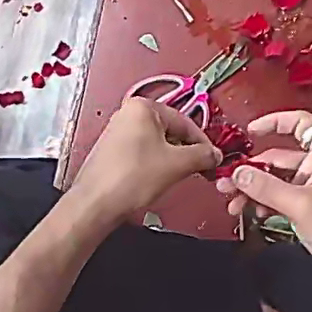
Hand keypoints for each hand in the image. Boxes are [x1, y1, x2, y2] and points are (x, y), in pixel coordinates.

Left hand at [66, 97, 220, 223]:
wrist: (95, 204)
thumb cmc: (132, 178)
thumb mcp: (177, 164)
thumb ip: (203, 155)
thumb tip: (216, 155)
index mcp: (143, 107)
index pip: (186, 122)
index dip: (203, 143)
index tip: (214, 160)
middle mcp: (128, 113)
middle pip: (172, 131)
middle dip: (188, 152)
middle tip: (201, 170)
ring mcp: (118, 131)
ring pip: (159, 142)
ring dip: (174, 159)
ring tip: (180, 176)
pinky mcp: (113, 149)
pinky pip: (144, 151)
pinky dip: (157, 163)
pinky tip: (159, 179)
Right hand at [216, 111, 311, 295]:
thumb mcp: (300, 205)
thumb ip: (265, 187)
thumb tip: (237, 173)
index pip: (301, 123)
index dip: (275, 122)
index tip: (250, 132)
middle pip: (281, 155)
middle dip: (253, 168)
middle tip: (227, 181)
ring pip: (278, 179)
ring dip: (254, 188)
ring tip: (231, 202)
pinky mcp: (309, 207)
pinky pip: (281, 196)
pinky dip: (265, 202)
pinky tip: (249, 212)